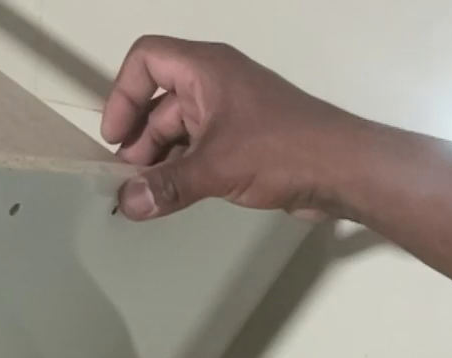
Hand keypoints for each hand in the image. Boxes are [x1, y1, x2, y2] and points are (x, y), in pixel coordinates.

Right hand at [103, 36, 367, 220]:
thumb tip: (129, 201)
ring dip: (161, 161)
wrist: (339, 170)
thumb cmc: (285, 149)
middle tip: (128, 179)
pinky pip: (201, 152)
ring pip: (180, 132)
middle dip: (140, 140)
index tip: (113, 136)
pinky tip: (175, 197)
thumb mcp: (216, 167)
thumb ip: (169, 186)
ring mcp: (230, 116)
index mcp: (206, 69)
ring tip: (148, 195)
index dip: (123, 95)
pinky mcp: (243, 145)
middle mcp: (215, 86)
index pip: (147, 61)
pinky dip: (184, 172)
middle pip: (159, 103)